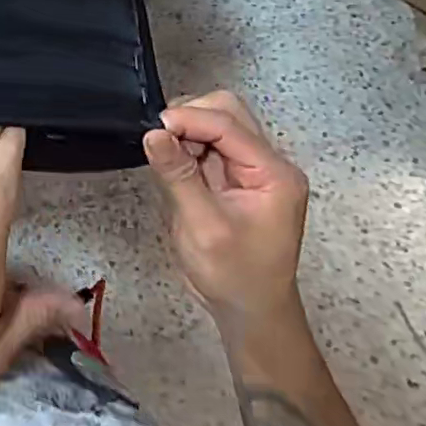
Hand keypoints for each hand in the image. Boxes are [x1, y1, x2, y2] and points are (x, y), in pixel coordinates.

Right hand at [143, 91, 308, 330]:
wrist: (250, 312)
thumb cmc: (233, 275)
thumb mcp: (202, 226)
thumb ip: (178, 175)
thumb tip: (152, 133)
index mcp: (273, 173)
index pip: (228, 125)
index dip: (188, 119)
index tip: (152, 127)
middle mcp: (267, 163)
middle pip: (227, 112)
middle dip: (190, 117)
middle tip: (160, 138)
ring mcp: (251, 168)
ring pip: (216, 122)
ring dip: (186, 130)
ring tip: (165, 153)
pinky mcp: (232, 175)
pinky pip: (208, 143)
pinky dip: (186, 144)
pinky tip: (172, 161)